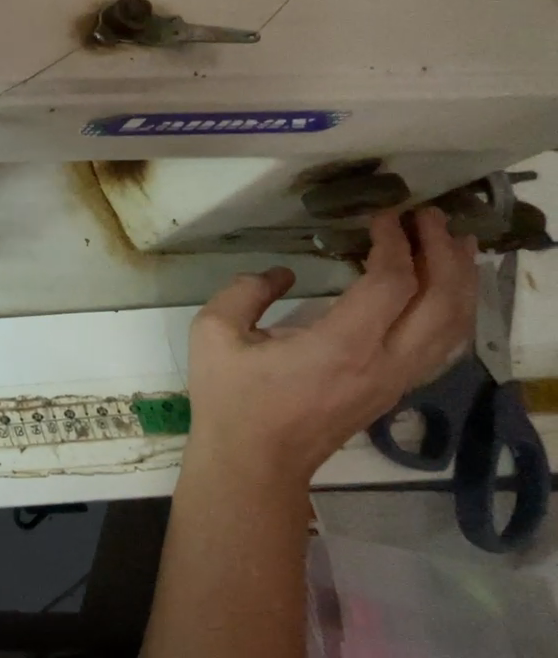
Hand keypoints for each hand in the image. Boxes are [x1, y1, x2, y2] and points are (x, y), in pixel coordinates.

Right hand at [186, 207, 478, 484]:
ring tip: (453, 245)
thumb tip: (279, 275)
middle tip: (431, 217)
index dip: (394, 244)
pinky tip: (442, 294)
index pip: (391, 284)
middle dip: (443, 254)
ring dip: (460, 281)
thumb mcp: (212, 333)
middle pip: (441, 302)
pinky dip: (452, 310)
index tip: (384, 215)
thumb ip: (243, 293)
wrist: (255, 457)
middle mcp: (385, 360)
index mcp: (342, 344)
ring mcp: (398, 378)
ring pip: (454, 325)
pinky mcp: (395, 387)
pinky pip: (443, 344)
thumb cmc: (230, 394)